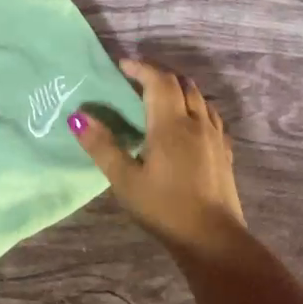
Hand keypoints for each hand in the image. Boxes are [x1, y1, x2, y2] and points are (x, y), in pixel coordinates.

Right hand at [69, 59, 246, 254]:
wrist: (212, 238)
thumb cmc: (163, 208)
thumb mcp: (123, 179)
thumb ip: (101, 145)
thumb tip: (78, 116)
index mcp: (171, 125)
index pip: (159, 81)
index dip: (140, 68)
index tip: (121, 65)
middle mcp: (197, 123)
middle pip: (182, 84)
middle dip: (159, 74)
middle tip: (136, 78)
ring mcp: (215, 137)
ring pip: (200, 98)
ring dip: (178, 88)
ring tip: (158, 96)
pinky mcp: (224, 153)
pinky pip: (210, 116)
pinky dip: (194, 107)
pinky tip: (185, 123)